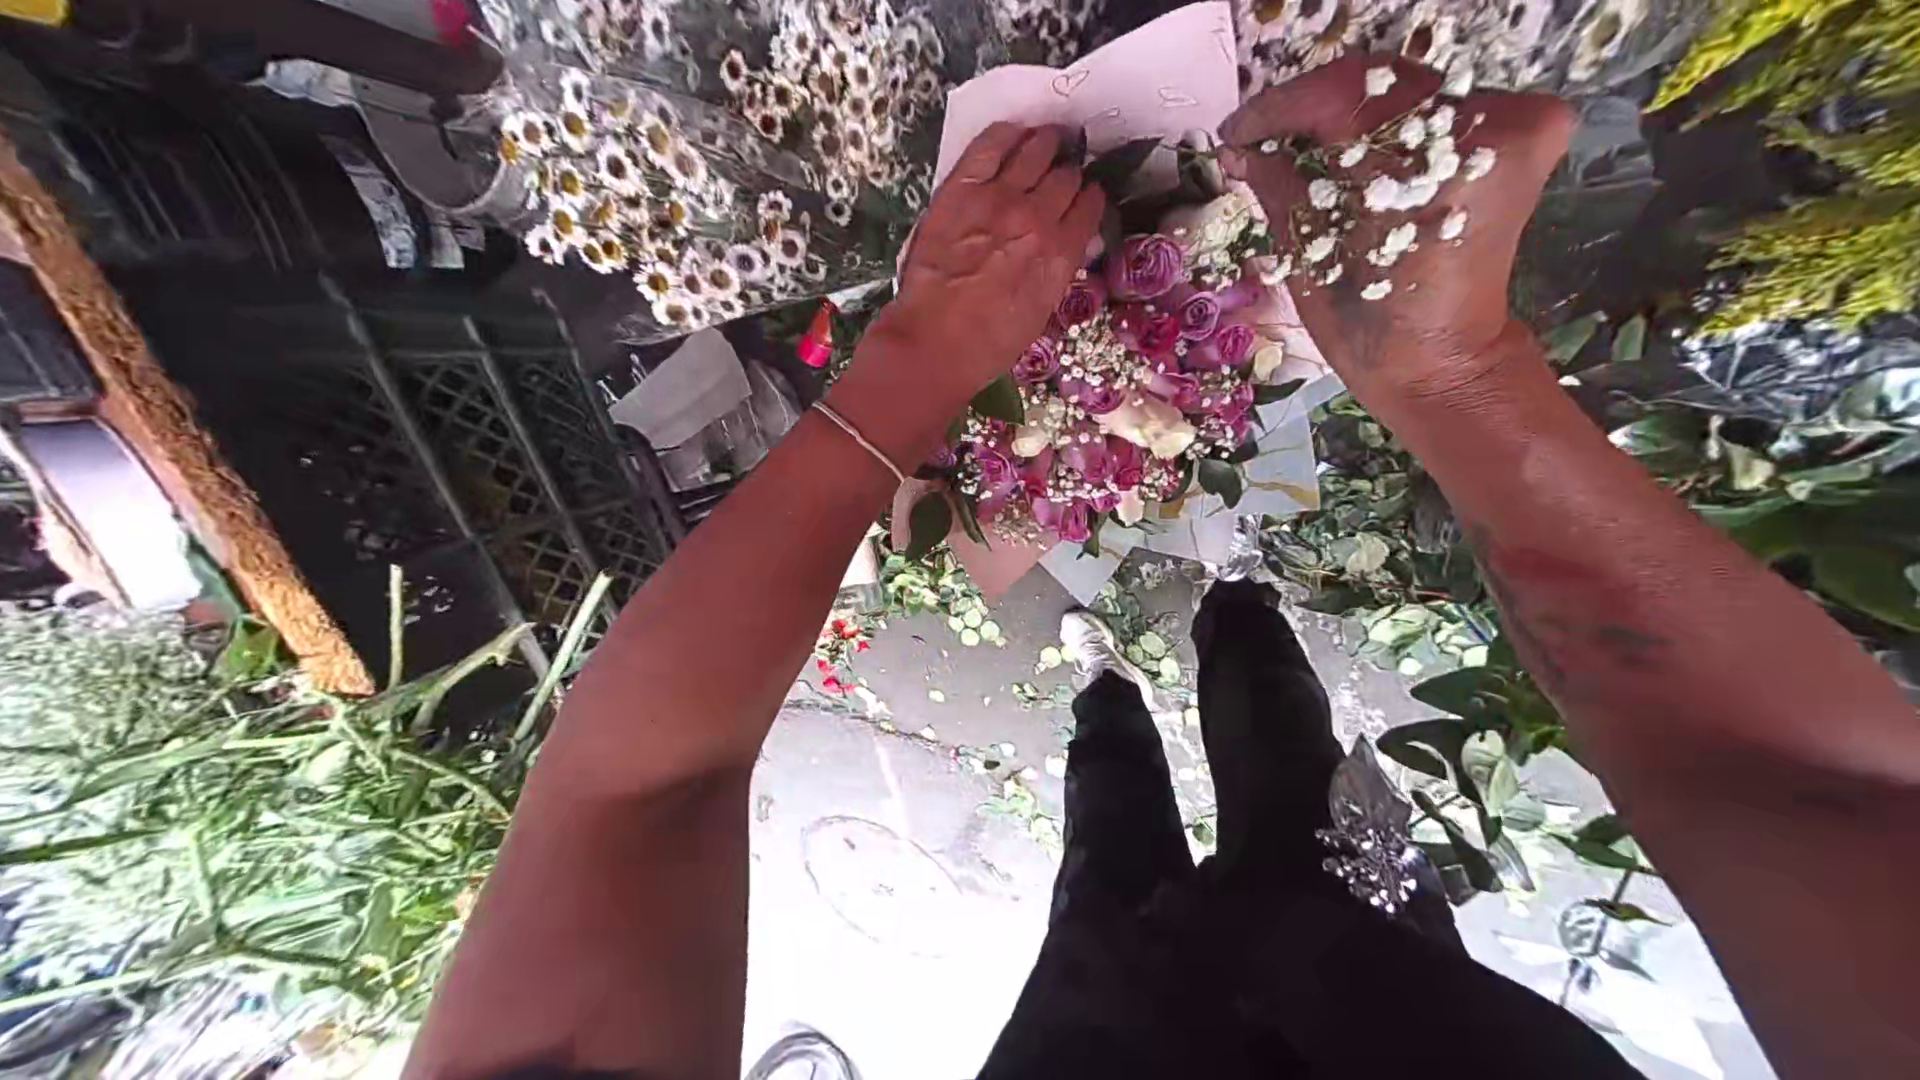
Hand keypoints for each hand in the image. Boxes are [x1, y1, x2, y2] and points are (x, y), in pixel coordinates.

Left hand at [884, 123, 1105, 404]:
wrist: (936, 341)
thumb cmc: (989, 343)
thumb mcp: (1039, 314)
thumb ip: (1055, 272)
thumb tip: (1060, 250)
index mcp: (1061, 253)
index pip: (1089, 206)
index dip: (1089, 200)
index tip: (1085, 198)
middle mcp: (1037, 216)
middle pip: (1065, 175)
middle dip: (1068, 174)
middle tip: (1061, 175)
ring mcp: (998, 197)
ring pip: (1036, 150)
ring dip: (1046, 144)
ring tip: (1047, 143)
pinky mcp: (961, 188)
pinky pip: (991, 143)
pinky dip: (1008, 135)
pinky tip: (1014, 135)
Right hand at [1220, 55, 1573, 405]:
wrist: (1441, 358)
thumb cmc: (1367, 329)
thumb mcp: (1309, 260)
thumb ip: (1279, 187)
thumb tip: (1239, 148)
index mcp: (1437, 171)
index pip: (1347, 99)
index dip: (1281, 108)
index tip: (1236, 128)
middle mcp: (1495, 128)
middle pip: (1383, 87)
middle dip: (1310, 110)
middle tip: (1260, 136)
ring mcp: (1521, 123)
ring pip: (1408, 93)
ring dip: (1345, 118)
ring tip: (1294, 145)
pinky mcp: (1526, 130)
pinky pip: (1437, 110)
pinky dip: (1387, 127)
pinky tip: (1350, 155)